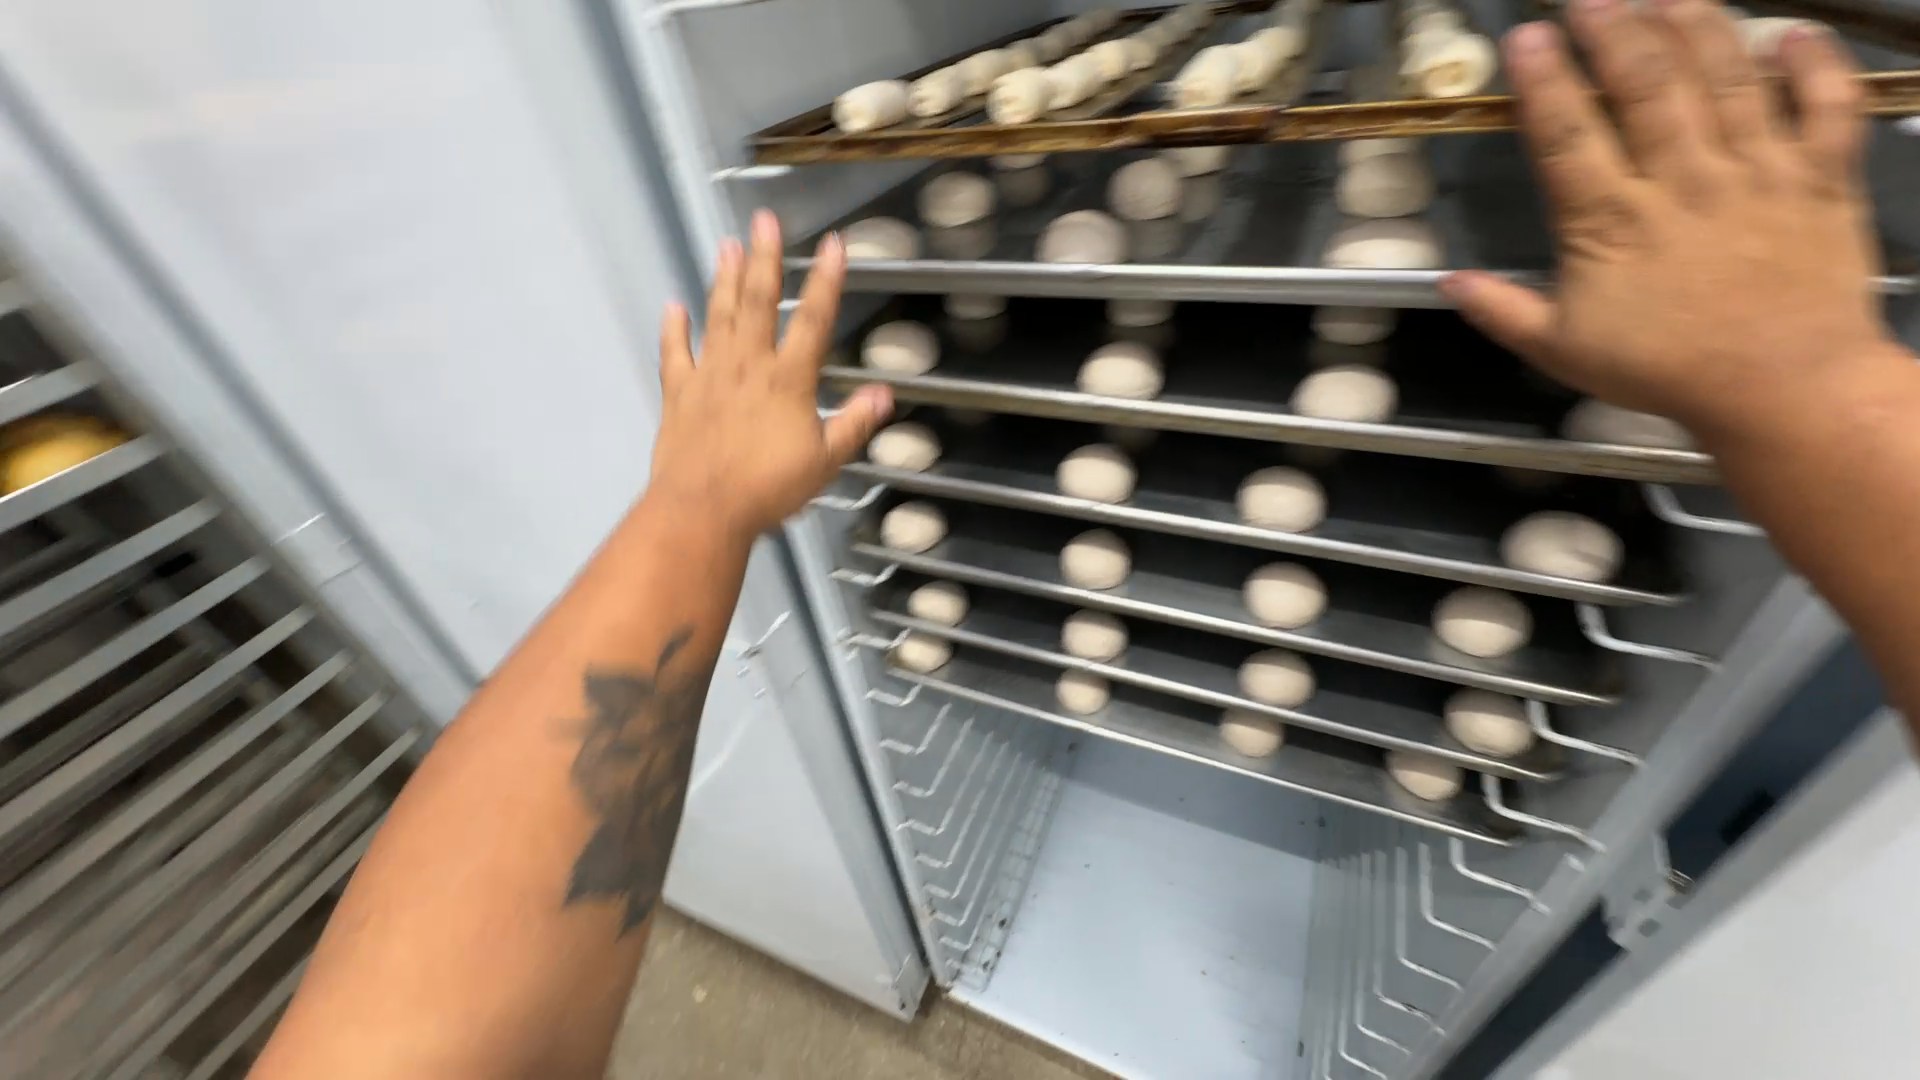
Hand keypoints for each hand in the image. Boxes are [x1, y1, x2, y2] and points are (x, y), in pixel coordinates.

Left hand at [649, 210, 892, 541]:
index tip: (834, 244)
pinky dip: (674, 329)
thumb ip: (854, 424)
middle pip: (759, 303)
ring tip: (728, 245)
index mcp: (789, 380)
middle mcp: (749, 365)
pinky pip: (675, 354)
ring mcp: (710, 376)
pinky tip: (673, 306)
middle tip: (764, 220)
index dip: (827, 281)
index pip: (814, 321)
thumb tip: (885, 393)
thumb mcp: (826, 461)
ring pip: (719, 318)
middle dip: (766, 259)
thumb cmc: (770, 487)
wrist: (704, 508)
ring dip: (725, 281)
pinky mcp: (679, 394)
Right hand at [1441, 0, 1904, 442]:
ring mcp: (1757, 173)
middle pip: (1647, 87)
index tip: (1526, 36)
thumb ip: (1499, 310)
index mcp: (1609, 224)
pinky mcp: (1820, 178)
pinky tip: (1786, 34)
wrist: (1779, 384)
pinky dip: (1811, 64)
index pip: (1568, 137)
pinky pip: (1825, 106)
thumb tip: (1446, 284)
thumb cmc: (1656, 369)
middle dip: (1614, 32)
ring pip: (1728, 80)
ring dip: (1696, 26)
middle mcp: (1681, 181)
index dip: (1545, 83)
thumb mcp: (1555, 349)